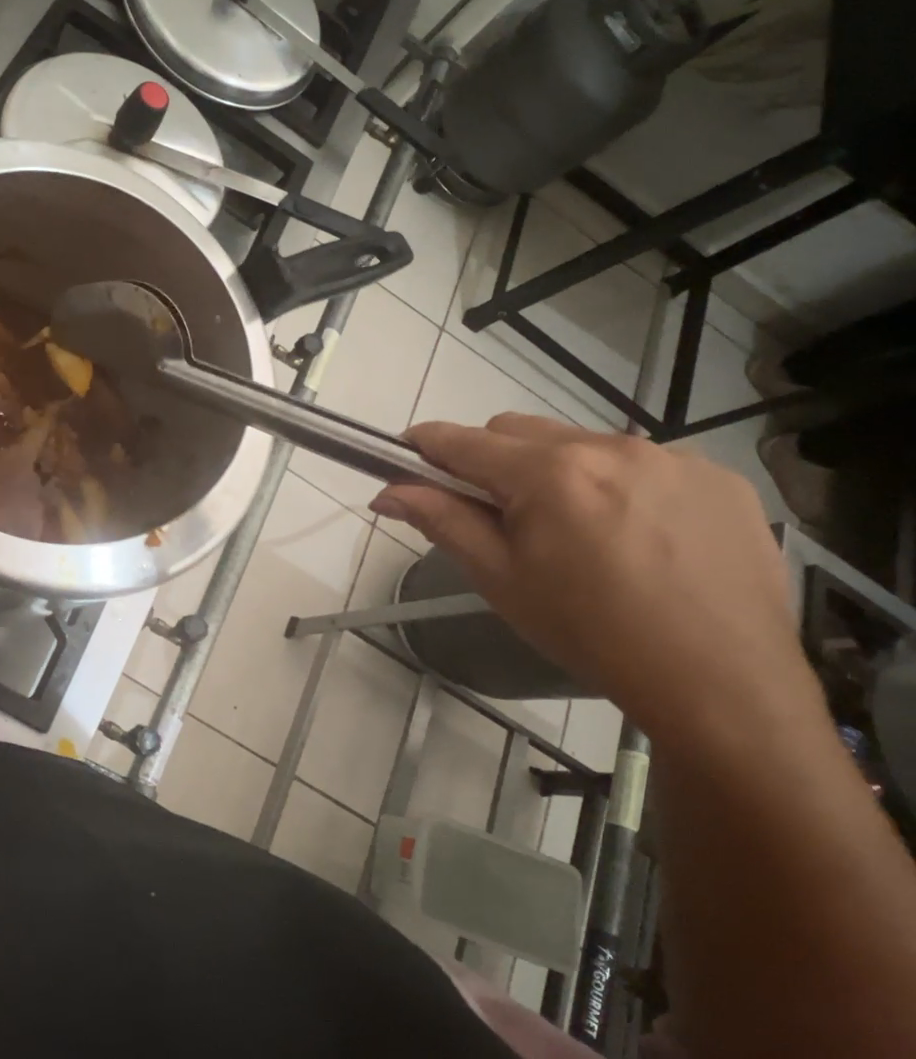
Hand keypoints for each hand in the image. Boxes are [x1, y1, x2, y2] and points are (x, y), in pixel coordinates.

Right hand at [369, 414, 807, 742]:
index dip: (425, 445)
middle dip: (493, 461)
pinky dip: (620, 487)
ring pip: (583, 445)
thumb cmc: (589, 631)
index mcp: (549, 474)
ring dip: (559, 473)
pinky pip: (645, 464)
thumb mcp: (500, 579)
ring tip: (578, 535)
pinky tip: (637, 539)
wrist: (718, 677)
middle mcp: (610, 447)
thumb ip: (442, 521)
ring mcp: (673, 458)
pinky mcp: (720, 478)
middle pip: (520, 430)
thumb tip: (388, 492)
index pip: (463, 440)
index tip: (406, 458)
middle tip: (498, 517)